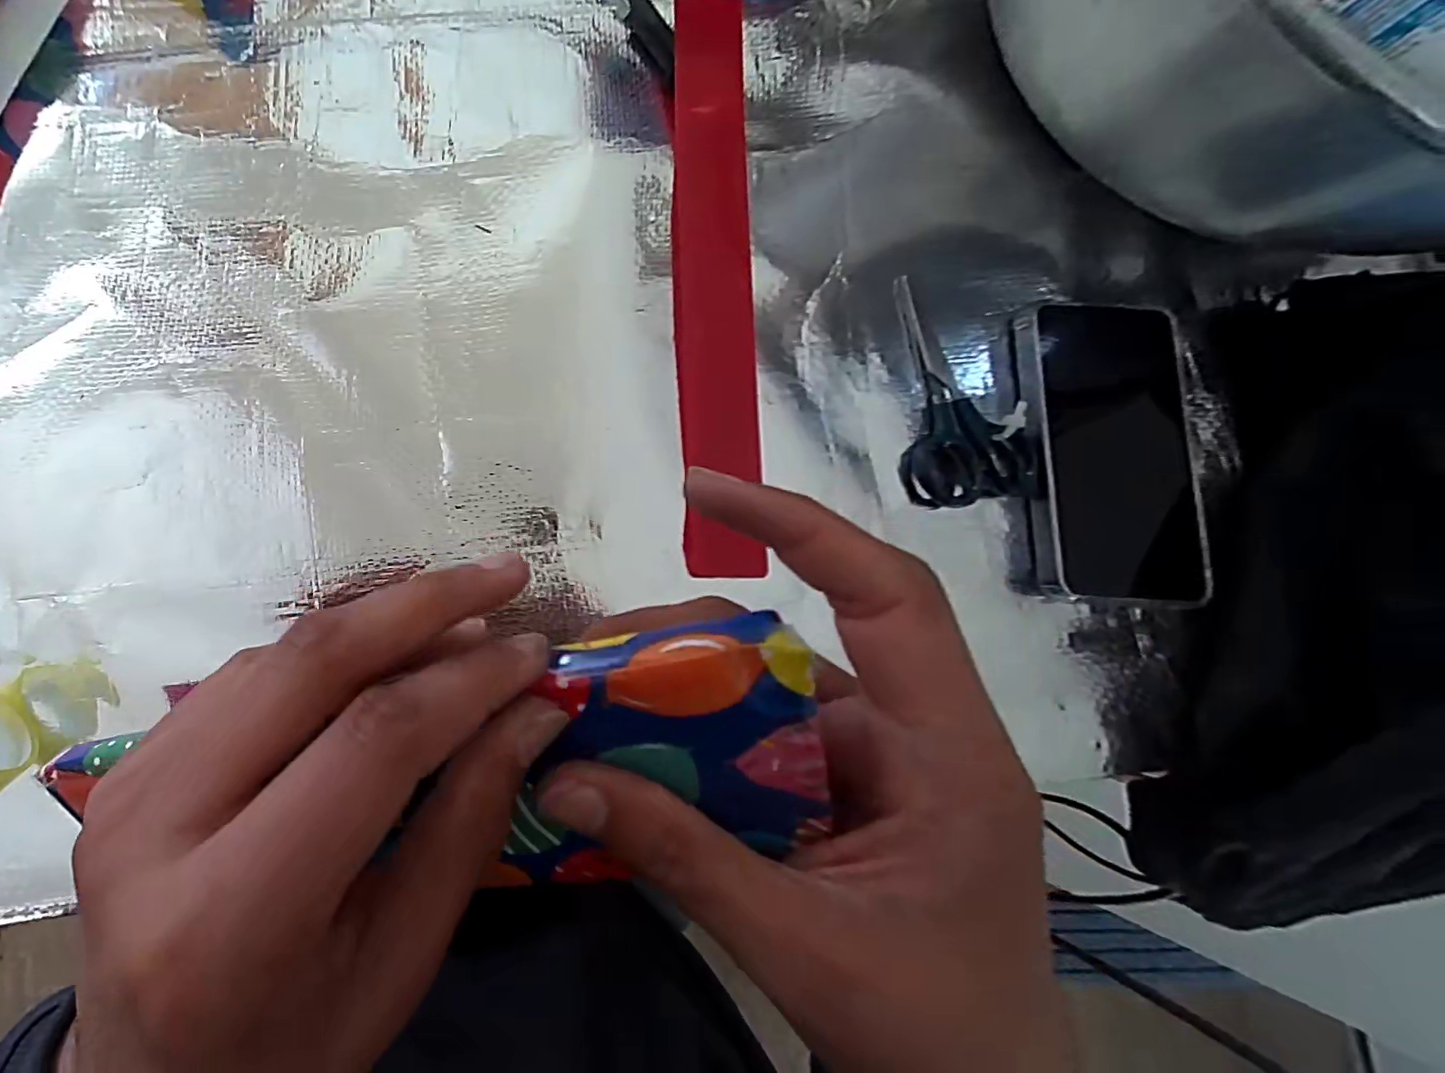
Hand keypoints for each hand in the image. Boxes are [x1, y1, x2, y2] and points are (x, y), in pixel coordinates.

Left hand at [67, 553, 567, 1071]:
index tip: (533, 650)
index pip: (372, 742)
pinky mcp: (134, 759)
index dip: (466, 682)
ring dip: (378, 616)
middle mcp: (157, 824)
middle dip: (422, 603)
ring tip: (458, 608)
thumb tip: (531, 708)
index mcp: (228, 911)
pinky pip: (251, 671)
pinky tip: (386, 639)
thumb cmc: (292, 1042)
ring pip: (279, 652)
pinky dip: (330, 644)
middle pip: (312, 664)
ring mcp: (132, 780)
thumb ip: (467, 819)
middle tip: (501, 574)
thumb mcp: (401, 955)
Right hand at [538, 469, 1077, 1072]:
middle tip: (593, 657)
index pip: (886, 594)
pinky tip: (626, 754)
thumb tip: (566, 779)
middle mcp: (899, 732)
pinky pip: (738, 741)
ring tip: (591, 703)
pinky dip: (681, 740)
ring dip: (672, 693)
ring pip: (750, 692)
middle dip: (683, 640)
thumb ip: (683, 857)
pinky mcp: (819, 790)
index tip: (704, 488)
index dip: (800, 526)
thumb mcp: (802, 944)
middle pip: (782, 644)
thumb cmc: (934, 1030)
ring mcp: (855, 761)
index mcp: (941, 748)